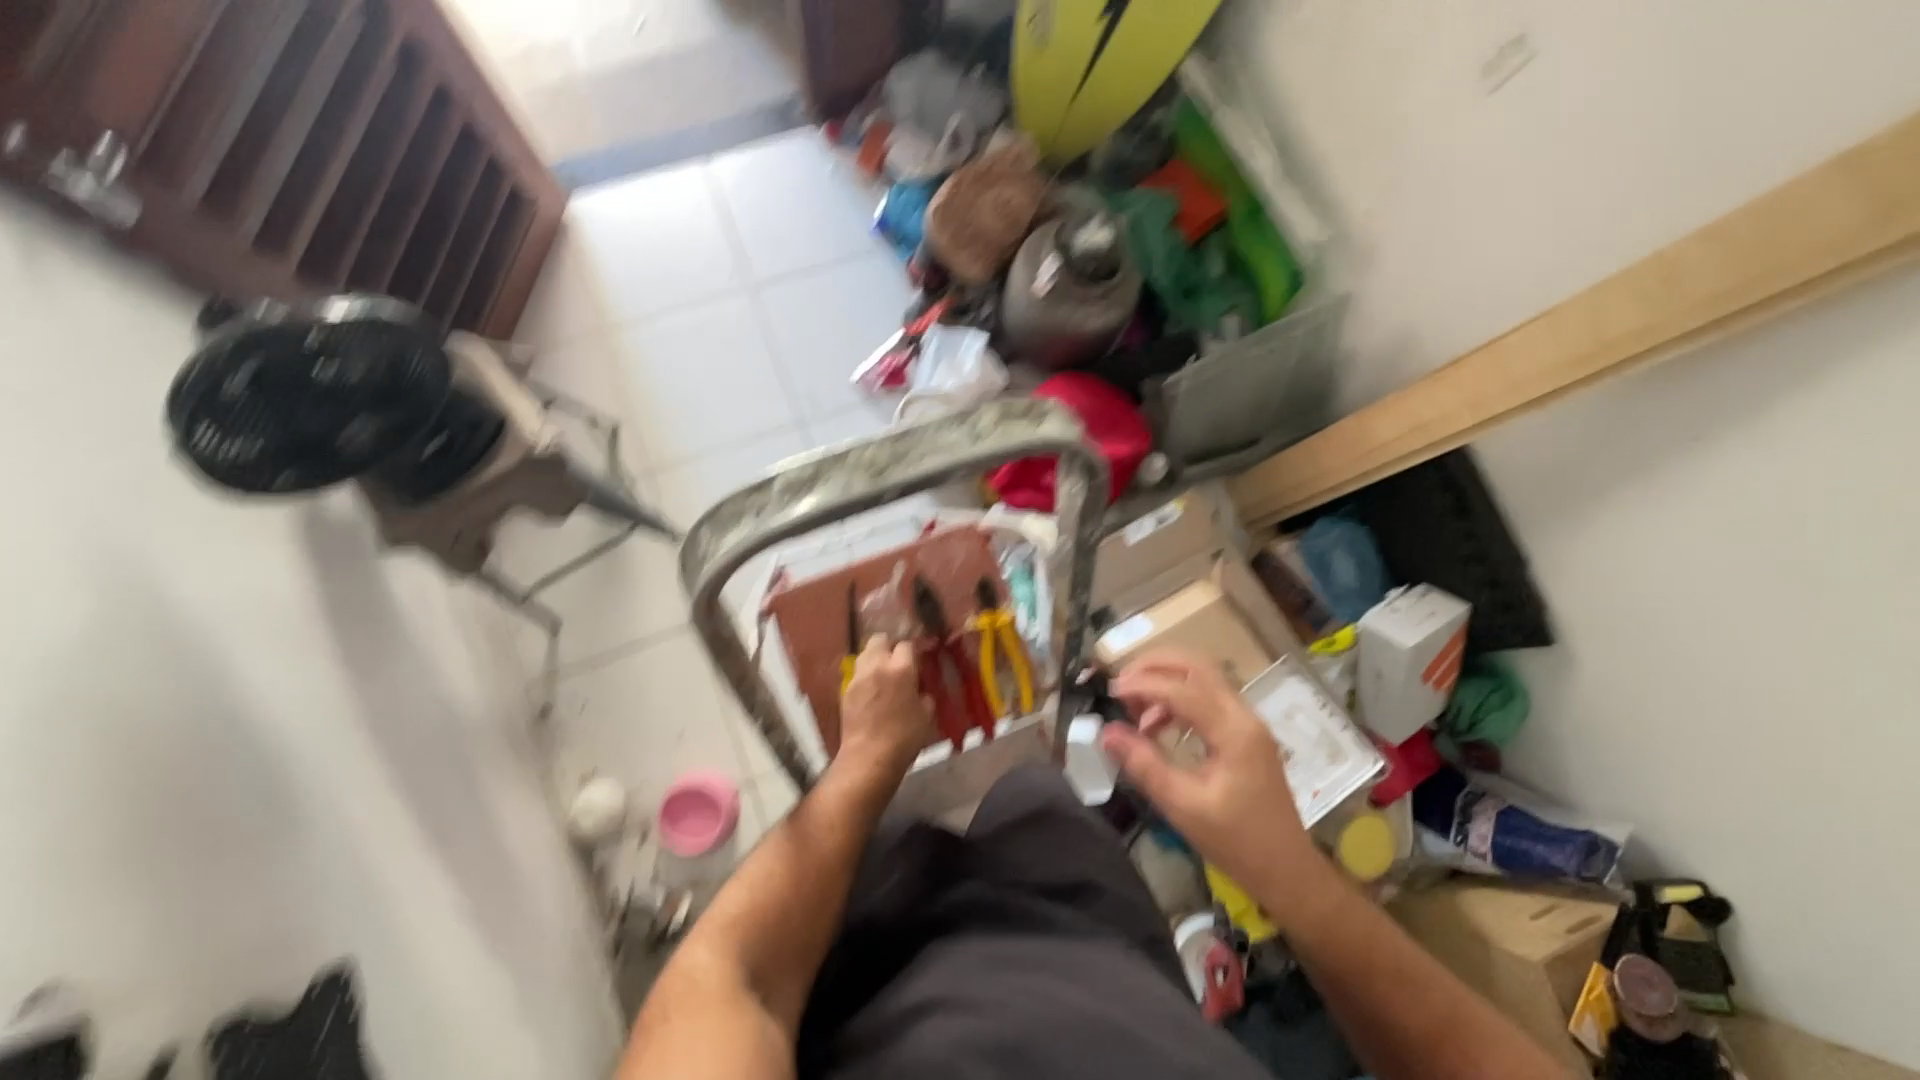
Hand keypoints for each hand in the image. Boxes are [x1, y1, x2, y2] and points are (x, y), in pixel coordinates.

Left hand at [837, 635, 933, 782]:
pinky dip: (865, 676)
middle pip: (879, 639)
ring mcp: (858, 677)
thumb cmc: (904, 737)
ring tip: (883, 673)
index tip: (918, 658)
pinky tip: (872, 691)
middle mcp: (877, 666)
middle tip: (898, 660)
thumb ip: (924, 695)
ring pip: (864, 654)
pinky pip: (857, 674)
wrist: (869, 756)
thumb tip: (920, 690)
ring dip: (875, 658)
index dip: (913, 649)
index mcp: (901, 669)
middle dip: (889, 645)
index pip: (906, 645)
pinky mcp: (845, 690)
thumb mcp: (926, 715)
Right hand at [1101, 649, 1320, 893]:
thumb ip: (1144, 764)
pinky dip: (1179, 700)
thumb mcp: (1182, 806)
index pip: (1183, 690)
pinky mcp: (1245, 735)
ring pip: (1204, 679)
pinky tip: (1157, 726)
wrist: (1285, 869)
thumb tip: (1106, 733)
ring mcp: (1248, 724)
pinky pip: (1209, 699)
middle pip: (1198, 667)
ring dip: (1166, 682)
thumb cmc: (1236, 842)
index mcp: (1234, 732)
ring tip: (1134, 710)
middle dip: (1156, 666)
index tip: (1109, 693)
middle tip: (1120, 682)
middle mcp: (1245, 717)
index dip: (1142, 685)